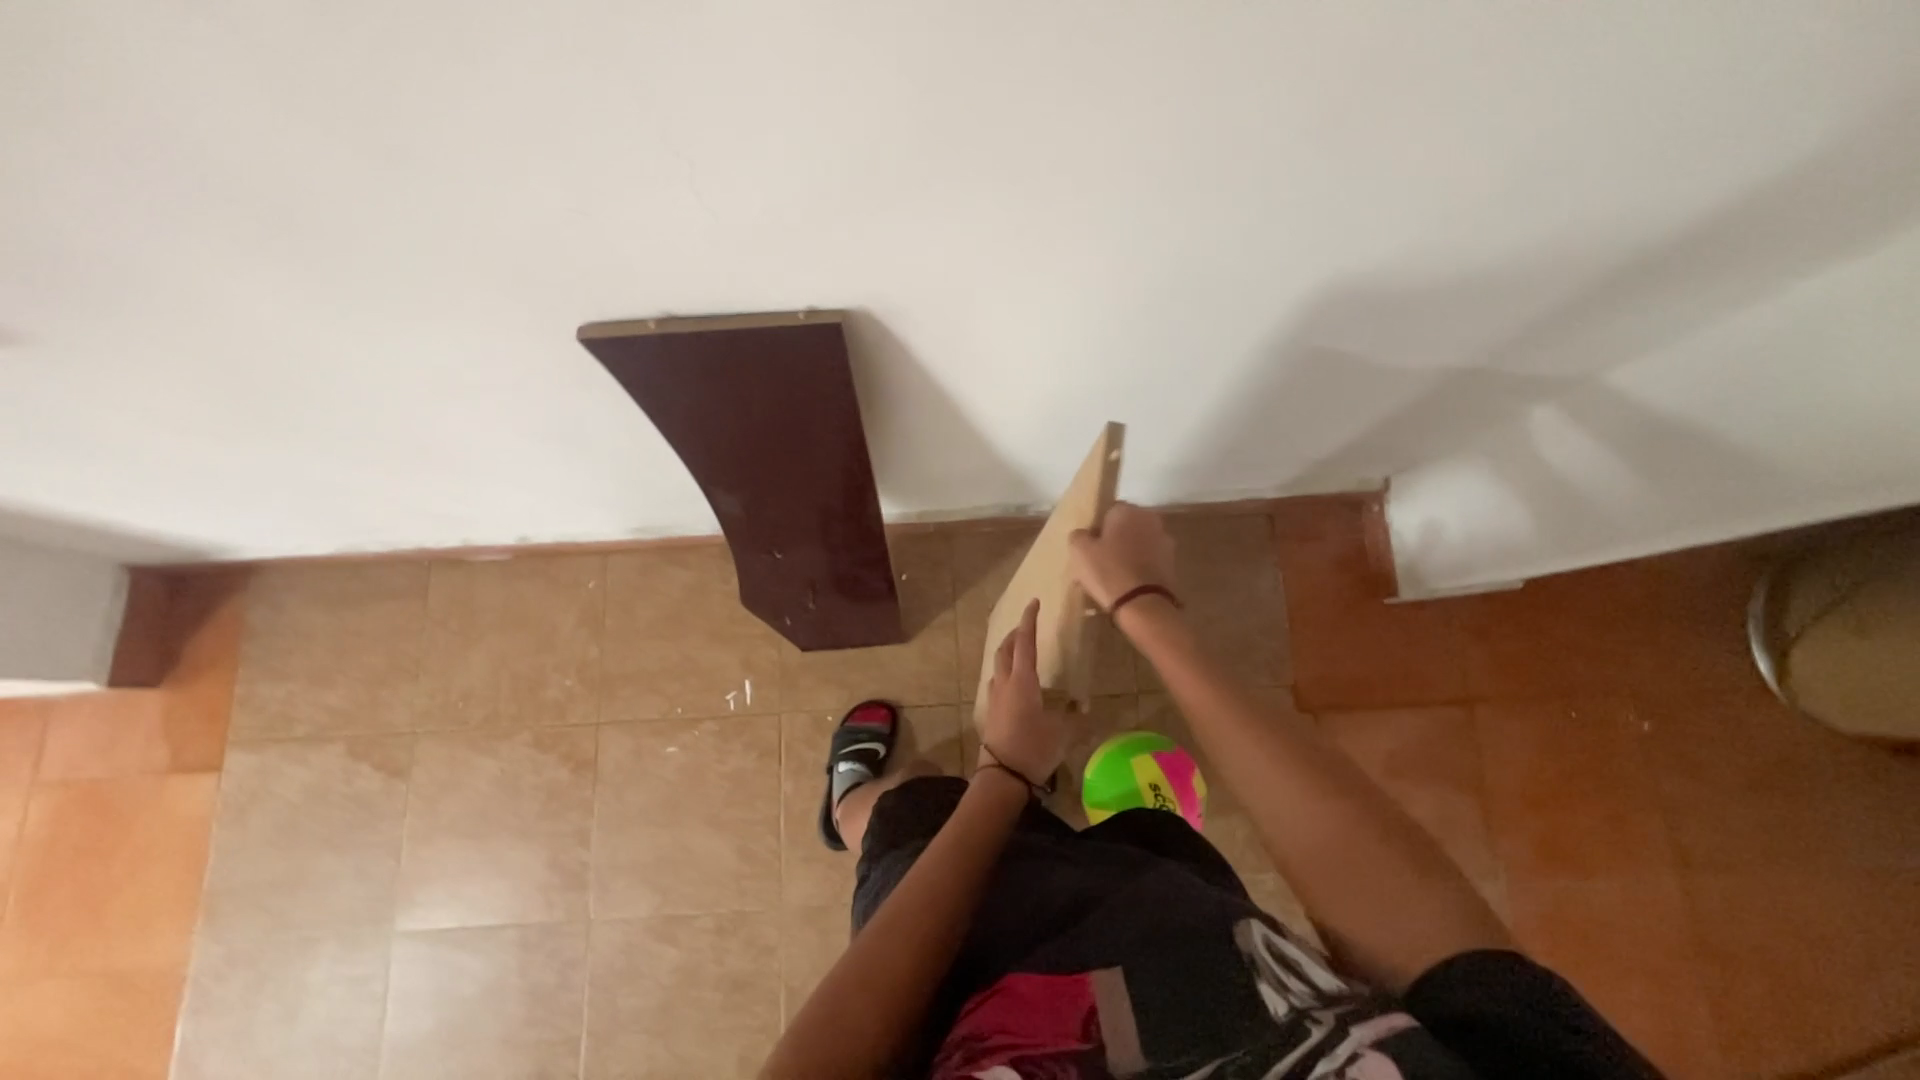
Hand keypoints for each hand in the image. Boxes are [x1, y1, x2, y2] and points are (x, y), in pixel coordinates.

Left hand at [977, 599, 1067, 783]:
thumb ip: (1074, 717)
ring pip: (998, 666)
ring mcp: (994, 698)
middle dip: (1016, 634)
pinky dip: (1005, 674)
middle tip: (1028, 628)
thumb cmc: (1034, 749)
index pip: (1026, 642)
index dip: (1029, 620)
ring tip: (1021, 653)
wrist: (1002, 776)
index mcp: (1023, 681)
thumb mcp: (1063, 733)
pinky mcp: (990, 713)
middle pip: (1005, 649)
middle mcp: (1005, 683)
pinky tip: (1015, 685)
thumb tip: (1083, 709)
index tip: (1034, 603)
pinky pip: (997, 683)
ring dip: (1008, 653)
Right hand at [1067, 501, 1175, 611]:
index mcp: (1128, 510)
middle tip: (1101, 560)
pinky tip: (1130, 583)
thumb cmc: (1108, 571)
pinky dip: (1142, 566)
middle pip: (1127, 526)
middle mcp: (1150, 519)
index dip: (1098, 528)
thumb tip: (1084, 534)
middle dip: (1116, 538)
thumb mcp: (1080, 552)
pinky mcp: (1173, 562)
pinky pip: (1150, 559)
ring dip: (1131, 552)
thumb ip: (1079, 536)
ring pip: (1140, 542)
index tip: (1091, 546)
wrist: (1143, 604)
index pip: (1109, 511)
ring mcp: (1165, 541)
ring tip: (1116, 574)